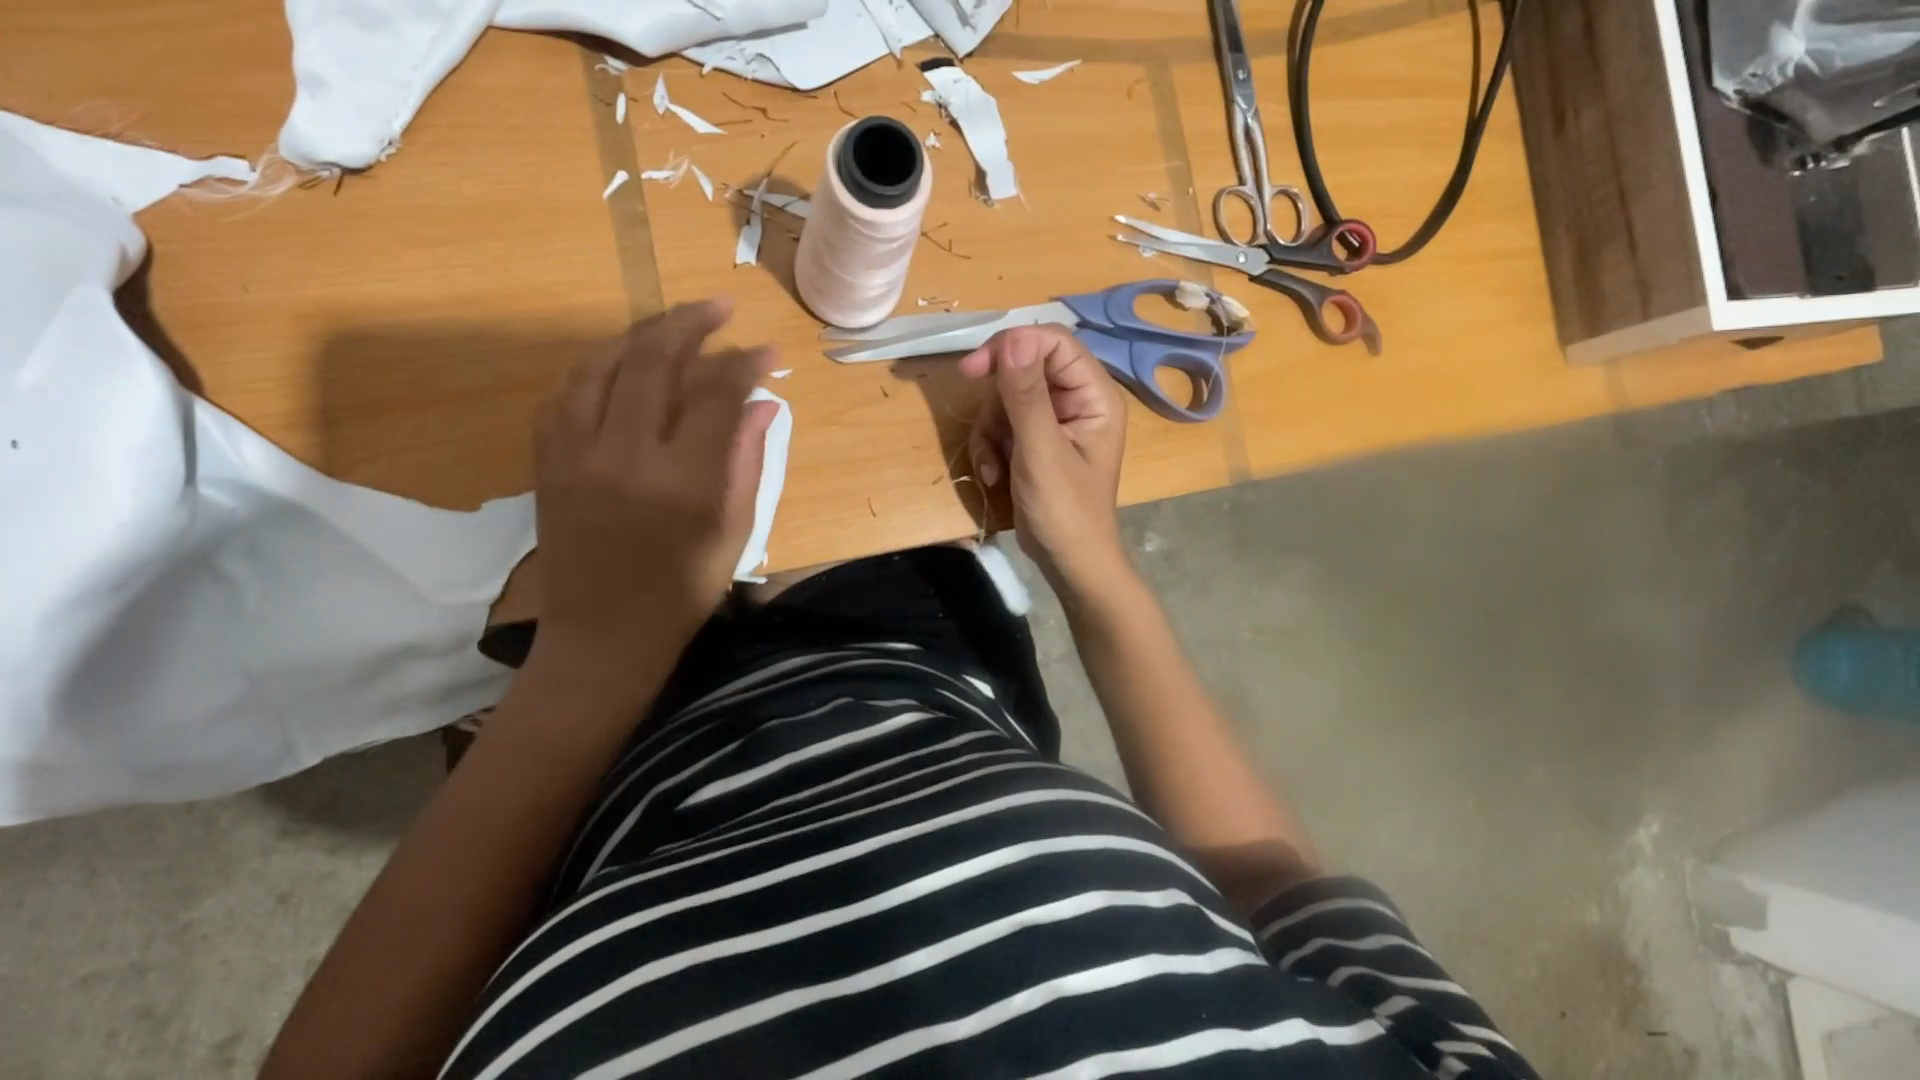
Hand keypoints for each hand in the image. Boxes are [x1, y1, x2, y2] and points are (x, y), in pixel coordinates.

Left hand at [528, 299, 777, 689]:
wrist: (602, 638)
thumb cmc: (682, 594)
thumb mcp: (734, 533)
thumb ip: (747, 462)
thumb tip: (763, 404)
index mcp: (683, 481)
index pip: (717, 393)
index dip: (746, 362)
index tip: (769, 351)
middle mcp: (625, 455)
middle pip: (654, 360)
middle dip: (691, 322)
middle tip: (720, 307)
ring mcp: (576, 455)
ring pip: (601, 365)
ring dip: (639, 335)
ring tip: (670, 326)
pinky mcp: (547, 463)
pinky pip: (565, 394)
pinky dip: (596, 370)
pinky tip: (619, 367)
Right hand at [961, 325, 1129, 593]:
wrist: (1068, 562)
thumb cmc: (1064, 510)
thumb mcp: (1041, 452)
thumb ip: (1026, 395)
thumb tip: (1012, 338)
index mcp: (1094, 395)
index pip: (1053, 343)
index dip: (1012, 345)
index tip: (974, 368)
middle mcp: (1078, 400)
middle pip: (1024, 367)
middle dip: (996, 400)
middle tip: (983, 427)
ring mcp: (1055, 421)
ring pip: (1005, 397)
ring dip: (989, 431)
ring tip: (993, 466)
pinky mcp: (1034, 440)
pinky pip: (1002, 424)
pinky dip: (991, 447)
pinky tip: (993, 475)